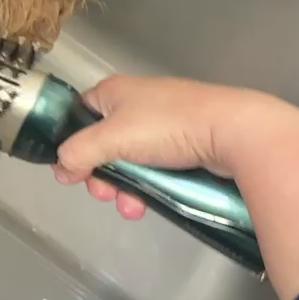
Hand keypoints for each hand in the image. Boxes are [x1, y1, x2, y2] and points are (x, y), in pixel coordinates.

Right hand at [51, 75, 296, 217]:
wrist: (237, 133)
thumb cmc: (167, 127)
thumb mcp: (110, 139)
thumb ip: (76, 153)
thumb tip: (61, 169)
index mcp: (114, 92)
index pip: (77, 116)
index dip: (70, 144)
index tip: (71, 170)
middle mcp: (136, 103)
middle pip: (100, 144)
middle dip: (98, 175)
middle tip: (103, 193)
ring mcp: (163, 123)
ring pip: (127, 160)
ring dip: (121, 187)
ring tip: (130, 207)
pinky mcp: (185, 142)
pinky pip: (153, 166)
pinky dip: (146, 186)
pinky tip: (146, 204)